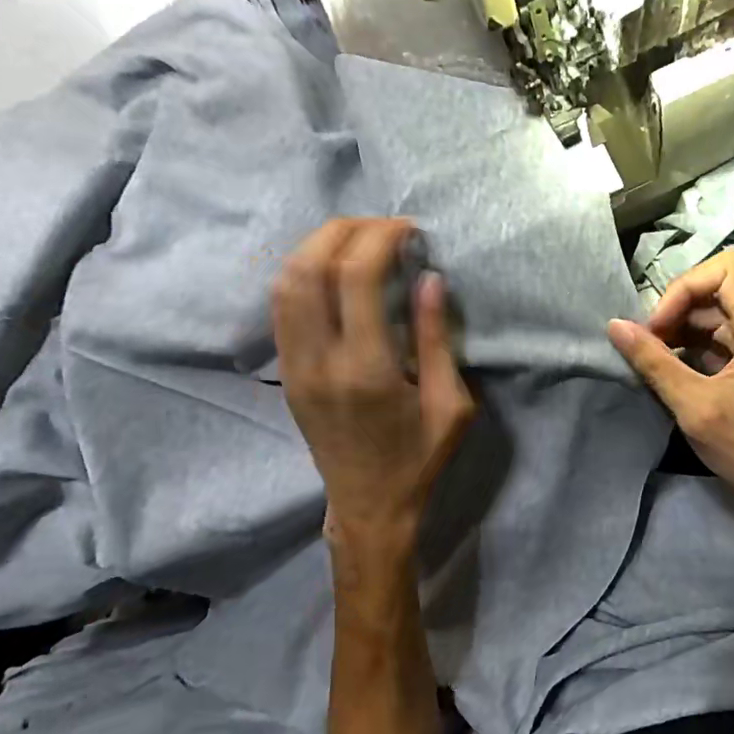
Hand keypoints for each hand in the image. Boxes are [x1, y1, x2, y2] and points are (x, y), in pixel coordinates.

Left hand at [272, 219, 474, 553]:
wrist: (368, 506)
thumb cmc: (420, 459)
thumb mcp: (451, 405)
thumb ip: (438, 339)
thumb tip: (429, 278)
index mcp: (367, 369)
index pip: (356, 276)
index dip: (380, 237)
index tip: (409, 229)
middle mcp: (320, 361)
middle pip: (308, 265)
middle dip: (344, 230)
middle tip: (382, 228)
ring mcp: (294, 367)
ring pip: (285, 282)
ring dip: (317, 246)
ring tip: (357, 241)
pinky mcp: (286, 373)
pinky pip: (281, 307)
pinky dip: (303, 273)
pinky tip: (333, 272)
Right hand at [607, 251, 733, 517]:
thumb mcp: (693, 405)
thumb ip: (654, 362)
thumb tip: (615, 325)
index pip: (724, 270)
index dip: (685, 288)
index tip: (659, 326)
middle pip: (716, 288)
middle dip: (676, 308)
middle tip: (648, 342)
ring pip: (712, 313)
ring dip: (678, 327)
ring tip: (650, 355)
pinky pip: (714, 337)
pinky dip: (687, 345)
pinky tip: (665, 366)